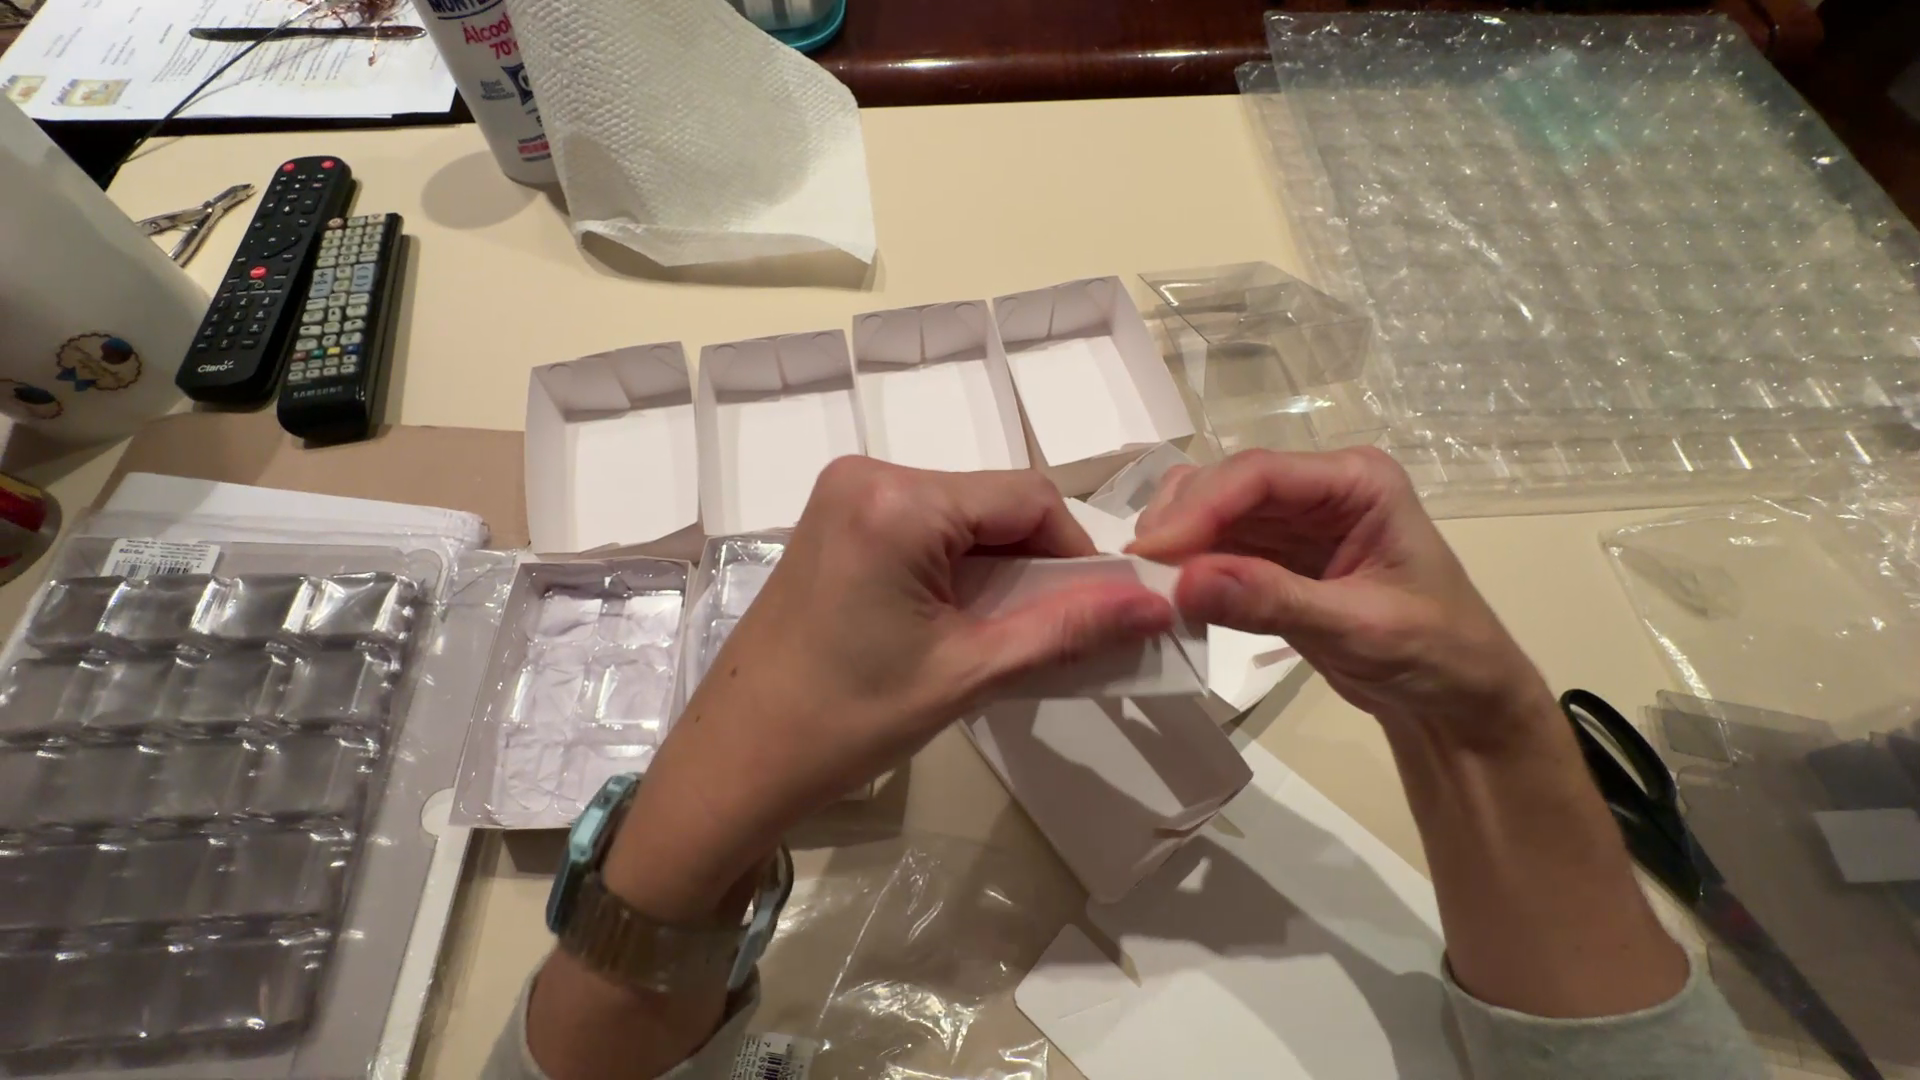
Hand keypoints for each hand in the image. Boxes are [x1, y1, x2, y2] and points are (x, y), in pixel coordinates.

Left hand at [604, 457, 1174, 918]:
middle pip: (991, 501)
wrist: (736, 759)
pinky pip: (921, 524)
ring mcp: (843, 493)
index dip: (1076, 549)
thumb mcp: (968, 672)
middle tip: (1047, 629)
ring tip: (1000, 632)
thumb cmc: (847, 721)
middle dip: (1032, 561)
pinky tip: (955, 617)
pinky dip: (955, 564)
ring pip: (959, 513)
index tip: (1096, 609)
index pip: (1027, 496)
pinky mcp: (833, 519)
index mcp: (898, 499)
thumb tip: (1154, 606)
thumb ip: (1066, 629)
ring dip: (995, 566)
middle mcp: (868, 474)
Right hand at [1128, 448, 1552, 745]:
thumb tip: (1183, 585)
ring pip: (1208, 510)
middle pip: (1224, 484)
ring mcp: (1290, 519)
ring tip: (1147, 583)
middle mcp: (1316, 488)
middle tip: (1137, 572)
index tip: (1151, 553)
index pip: (1259, 474)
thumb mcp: (1358, 628)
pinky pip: (1211, 545)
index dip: (1199, 508)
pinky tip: (1168, 590)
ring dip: (1174, 542)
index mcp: (1355, 481)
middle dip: (1178, 522)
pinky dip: (1185, 565)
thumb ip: (1273, 602)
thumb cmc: (1434, 653)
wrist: (1452, 697)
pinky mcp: (1269, 553)